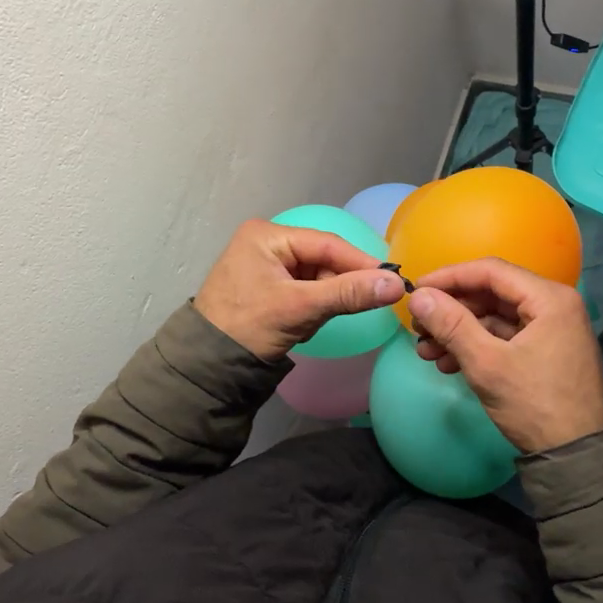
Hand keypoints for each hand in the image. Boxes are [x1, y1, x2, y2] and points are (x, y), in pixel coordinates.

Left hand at [193, 219, 404, 359]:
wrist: (207, 367)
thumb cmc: (248, 328)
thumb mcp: (300, 308)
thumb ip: (348, 293)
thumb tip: (396, 283)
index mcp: (267, 235)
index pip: (327, 243)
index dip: (361, 262)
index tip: (392, 280)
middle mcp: (266, 242)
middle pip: (322, 258)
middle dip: (339, 283)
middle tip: (363, 303)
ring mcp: (266, 265)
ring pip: (316, 276)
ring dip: (324, 298)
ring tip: (319, 319)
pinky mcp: (268, 287)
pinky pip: (304, 289)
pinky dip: (312, 306)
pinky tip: (305, 323)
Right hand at [406, 258, 602, 453]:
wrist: (579, 457)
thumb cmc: (535, 405)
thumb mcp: (487, 364)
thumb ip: (451, 325)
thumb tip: (418, 296)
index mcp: (549, 298)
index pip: (490, 271)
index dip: (448, 277)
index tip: (415, 290)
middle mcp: (554, 305)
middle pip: (492, 294)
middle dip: (451, 310)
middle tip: (416, 327)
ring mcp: (552, 330)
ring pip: (495, 318)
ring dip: (459, 332)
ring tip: (426, 352)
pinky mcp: (546, 353)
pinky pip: (505, 338)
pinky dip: (477, 347)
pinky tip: (448, 364)